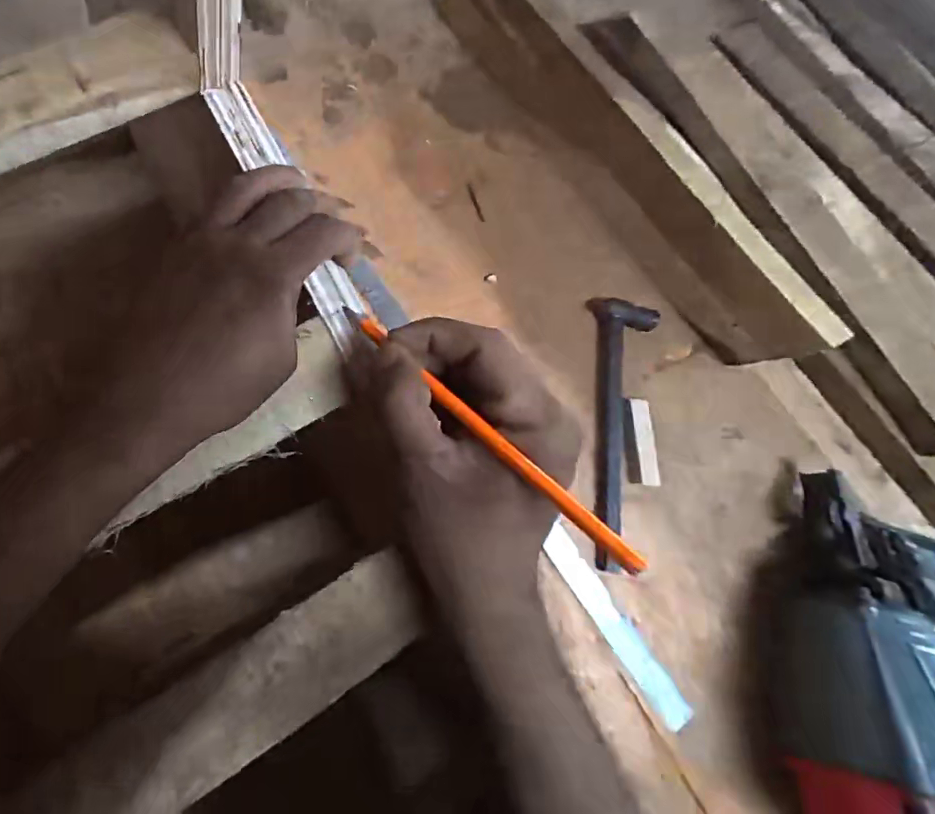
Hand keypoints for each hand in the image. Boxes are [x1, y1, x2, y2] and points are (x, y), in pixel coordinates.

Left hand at [95, 166, 364, 459]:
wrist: (146, 394)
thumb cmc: (220, 389)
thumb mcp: (280, 360)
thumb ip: (293, 314)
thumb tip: (297, 289)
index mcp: (272, 275)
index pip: (324, 231)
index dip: (348, 237)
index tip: (350, 256)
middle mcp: (239, 243)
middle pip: (291, 200)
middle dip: (323, 206)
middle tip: (331, 223)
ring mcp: (203, 238)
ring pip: (245, 185)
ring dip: (278, 179)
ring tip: (295, 182)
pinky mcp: (177, 244)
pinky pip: (211, 204)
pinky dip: (239, 197)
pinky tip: (246, 208)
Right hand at [370, 319, 581, 617]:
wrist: (482, 599)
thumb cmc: (455, 538)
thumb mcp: (420, 464)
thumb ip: (400, 400)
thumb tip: (384, 350)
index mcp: (539, 418)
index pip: (485, 345)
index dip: (430, 336)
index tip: (384, 352)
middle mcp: (549, 410)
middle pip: (484, 353)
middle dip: (429, 354)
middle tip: (385, 370)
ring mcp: (538, 422)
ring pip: (478, 369)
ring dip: (433, 371)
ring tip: (396, 388)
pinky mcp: (520, 434)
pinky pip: (479, 392)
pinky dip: (443, 391)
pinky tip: (417, 407)